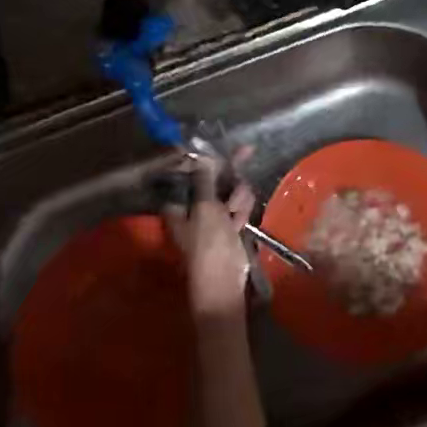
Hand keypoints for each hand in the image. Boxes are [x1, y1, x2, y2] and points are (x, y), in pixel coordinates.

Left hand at [162, 151, 257, 321]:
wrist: (224, 281)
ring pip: (231, 190)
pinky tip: (241, 222)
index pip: (190, 171)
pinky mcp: (229, 224)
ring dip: (238, 197)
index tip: (219, 145)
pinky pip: (239, 206)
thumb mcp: (205, 208)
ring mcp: (213, 215)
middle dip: (229, 176)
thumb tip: (201, 154)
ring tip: (236, 213)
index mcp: (179, 202)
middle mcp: (194, 206)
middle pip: (213, 178)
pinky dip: (242, 211)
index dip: (205, 157)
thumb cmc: (208, 245)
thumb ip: (205, 179)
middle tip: (247, 153)